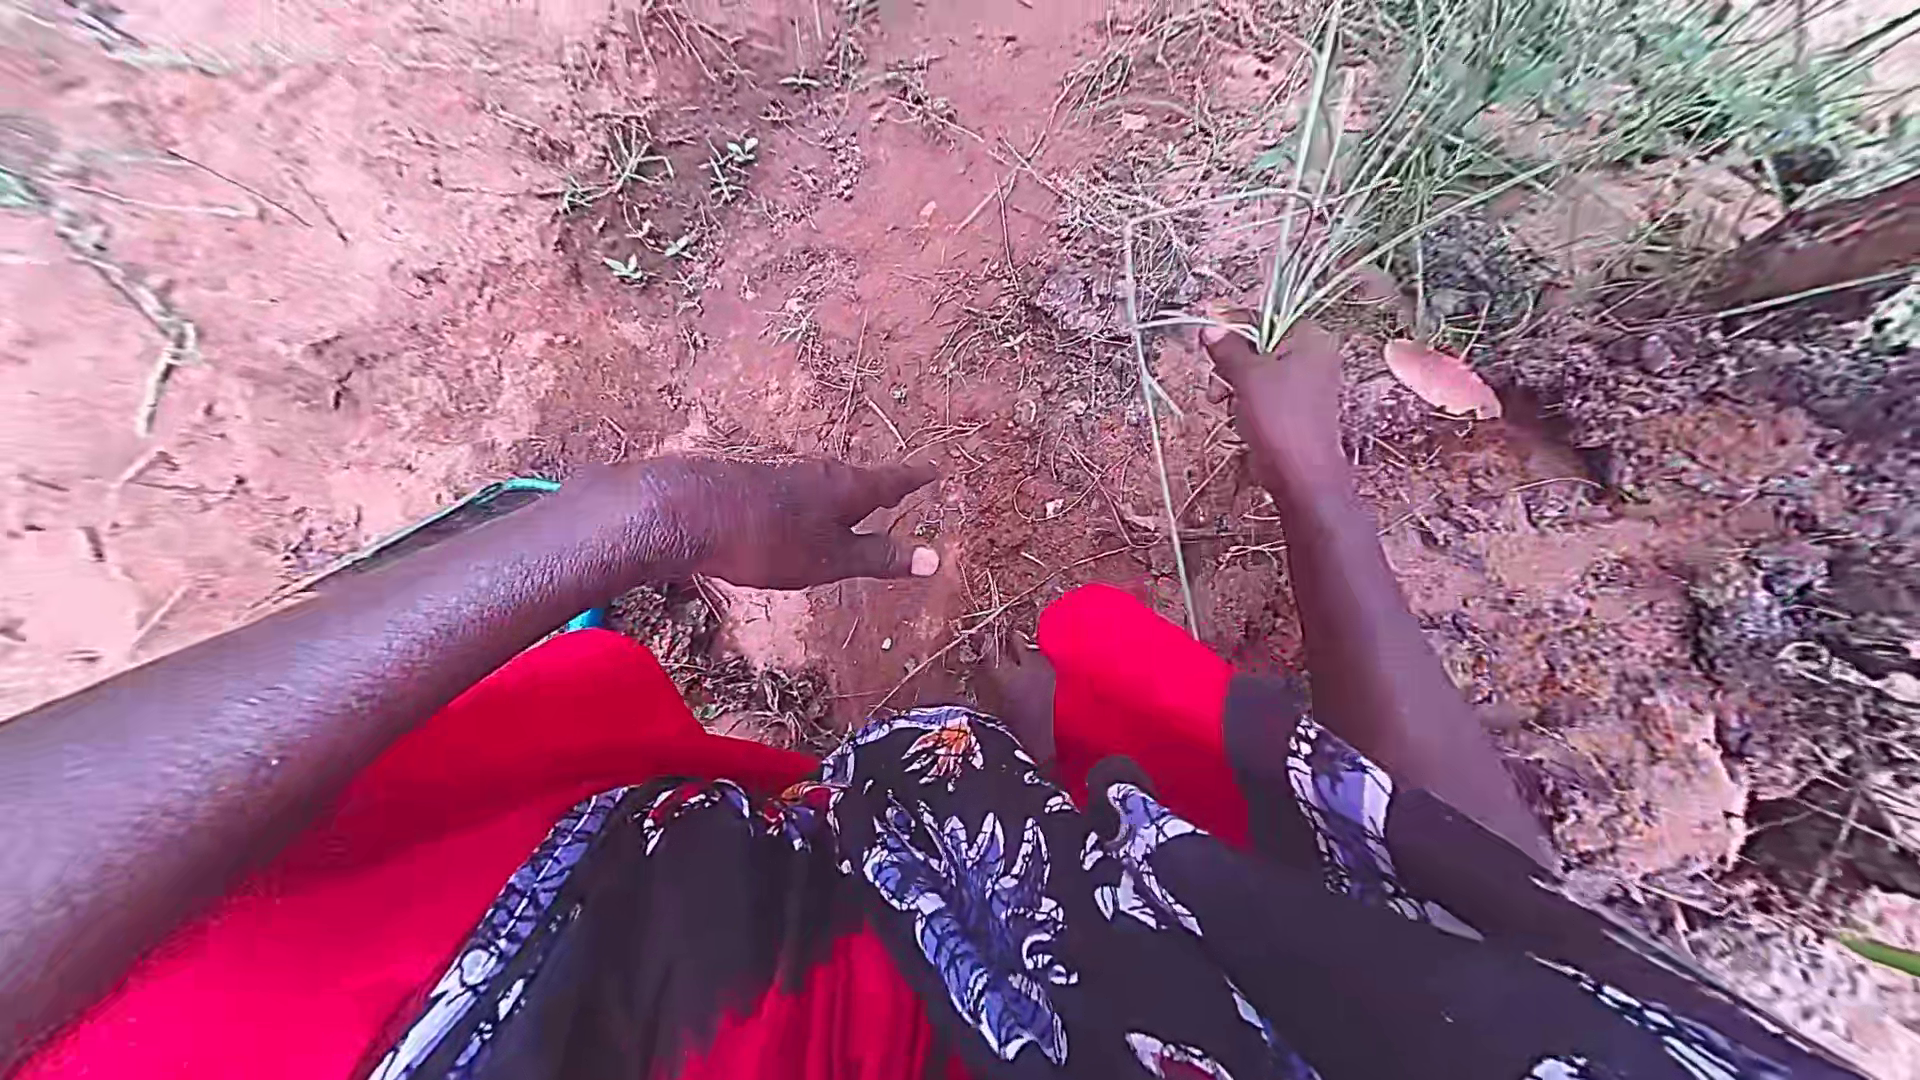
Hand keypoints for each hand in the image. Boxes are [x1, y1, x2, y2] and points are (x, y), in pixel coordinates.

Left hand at [571, 457, 940, 588]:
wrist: (693, 512)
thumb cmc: (774, 540)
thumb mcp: (834, 558)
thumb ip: (881, 557)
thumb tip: (935, 560)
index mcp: (848, 487)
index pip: (894, 480)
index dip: (916, 478)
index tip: (934, 469)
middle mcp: (821, 471)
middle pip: (859, 478)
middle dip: (878, 487)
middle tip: (897, 491)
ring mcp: (786, 472)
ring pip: (826, 482)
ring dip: (844, 494)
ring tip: (852, 504)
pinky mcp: (756, 480)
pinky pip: (798, 488)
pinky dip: (812, 500)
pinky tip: (798, 513)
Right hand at [1200, 319, 1348, 502]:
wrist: (1299, 472)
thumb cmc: (1278, 418)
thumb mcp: (1247, 376)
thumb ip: (1228, 349)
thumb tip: (1210, 326)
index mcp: (1309, 338)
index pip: (1264, 318)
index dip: (1231, 327)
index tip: (1206, 340)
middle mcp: (1311, 355)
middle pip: (1257, 345)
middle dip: (1230, 365)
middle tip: (1218, 386)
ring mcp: (1303, 382)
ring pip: (1254, 371)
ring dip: (1232, 386)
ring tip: (1224, 404)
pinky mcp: (1292, 407)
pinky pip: (1261, 392)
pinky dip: (1244, 401)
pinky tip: (1238, 416)